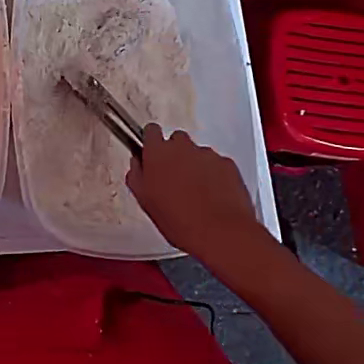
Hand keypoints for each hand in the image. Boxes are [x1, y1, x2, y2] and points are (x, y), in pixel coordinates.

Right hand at [125, 125, 267, 264]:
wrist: (220, 232)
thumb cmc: (181, 220)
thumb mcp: (146, 202)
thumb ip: (137, 176)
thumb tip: (137, 166)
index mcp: (158, 153)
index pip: (150, 131)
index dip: (151, 142)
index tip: (152, 153)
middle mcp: (183, 147)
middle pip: (176, 140)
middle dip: (175, 155)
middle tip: (173, 179)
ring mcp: (207, 154)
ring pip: (197, 153)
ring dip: (195, 166)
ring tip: (195, 194)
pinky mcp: (227, 164)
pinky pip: (217, 164)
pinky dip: (214, 175)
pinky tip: (212, 197)